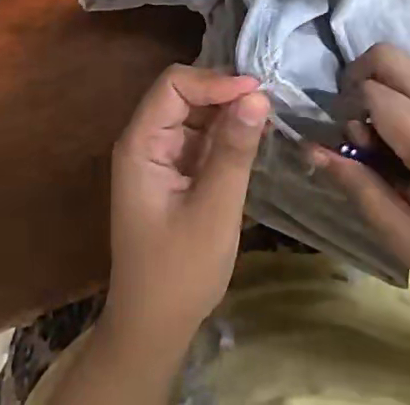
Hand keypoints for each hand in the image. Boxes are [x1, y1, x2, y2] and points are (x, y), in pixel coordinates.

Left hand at [107, 66, 269, 336]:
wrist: (154, 328)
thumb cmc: (179, 273)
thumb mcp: (214, 210)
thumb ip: (234, 151)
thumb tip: (258, 95)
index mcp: (141, 145)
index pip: (174, 85)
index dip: (215, 81)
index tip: (257, 93)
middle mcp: (147, 141)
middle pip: (185, 92)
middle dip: (225, 92)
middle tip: (268, 102)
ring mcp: (162, 156)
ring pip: (197, 111)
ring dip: (230, 110)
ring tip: (268, 117)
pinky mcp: (178, 171)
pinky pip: (204, 135)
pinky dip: (229, 132)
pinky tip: (256, 137)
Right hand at [310, 44, 409, 320]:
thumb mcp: (404, 237)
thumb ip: (358, 186)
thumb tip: (310, 148)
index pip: (373, 92)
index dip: (348, 113)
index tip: (349, 150)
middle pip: (390, 56)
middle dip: (358, 77)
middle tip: (351, 125)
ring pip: (405, 64)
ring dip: (379, 87)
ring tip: (379, 142)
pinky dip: (398, 95)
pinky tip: (401, 143)